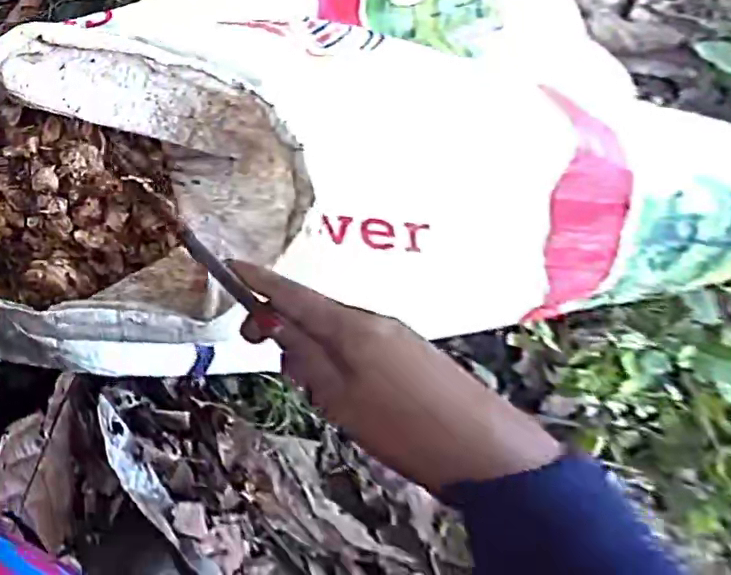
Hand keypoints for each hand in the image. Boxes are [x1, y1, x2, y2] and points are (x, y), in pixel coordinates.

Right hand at [232, 261, 563, 492]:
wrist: (503, 464)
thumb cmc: (408, 430)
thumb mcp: (339, 396)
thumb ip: (302, 354)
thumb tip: (273, 322)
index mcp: (348, 325)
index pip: (289, 292)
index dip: (255, 279)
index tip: (227, 266)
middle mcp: (371, 319)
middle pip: (310, 309)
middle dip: (279, 322)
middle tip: (257, 346)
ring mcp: (396, 334)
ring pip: (333, 328)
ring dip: (310, 343)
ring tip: (312, 384)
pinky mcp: (414, 354)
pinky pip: (358, 341)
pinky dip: (336, 352)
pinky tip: (343, 387)